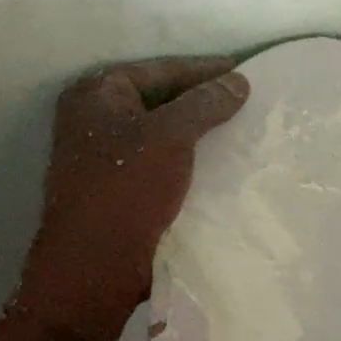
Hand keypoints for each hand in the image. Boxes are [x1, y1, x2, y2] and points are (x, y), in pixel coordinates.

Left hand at [33, 57, 249, 305]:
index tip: (246, 72)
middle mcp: (93, 116)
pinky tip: (219, 159)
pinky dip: (186, 155)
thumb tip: (239, 80)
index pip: (162, 69)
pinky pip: (159, 157)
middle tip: (247, 98)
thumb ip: (206, 102)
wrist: (93, 271)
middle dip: (202, 99)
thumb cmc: (126, 189)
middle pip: (160, 96)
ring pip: (162, 129)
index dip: (206, 69)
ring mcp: (101, 153)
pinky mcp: (115, 186)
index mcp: (96, 92)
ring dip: (197, 129)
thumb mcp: (171, 135)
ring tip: (240, 127)